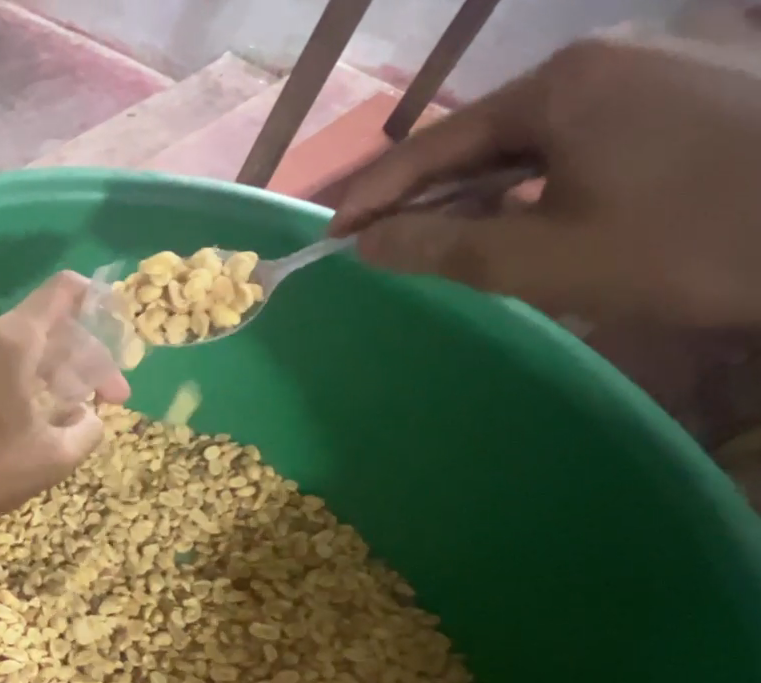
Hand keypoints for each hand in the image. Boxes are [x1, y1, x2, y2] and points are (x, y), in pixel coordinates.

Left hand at [0, 271, 129, 545]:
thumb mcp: (57, 455)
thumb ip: (89, 425)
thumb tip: (88, 415)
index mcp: (12, 341)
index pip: (62, 291)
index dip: (96, 303)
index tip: (118, 335)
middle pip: (44, 327)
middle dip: (82, 359)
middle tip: (109, 399)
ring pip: (16, 352)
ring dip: (51, 374)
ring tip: (73, 413)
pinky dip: (18, 383)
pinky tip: (31, 420)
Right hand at [330, 36, 760, 326]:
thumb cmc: (690, 245)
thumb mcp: (540, 260)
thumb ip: (437, 247)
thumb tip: (365, 243)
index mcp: (563, 84)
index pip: (431, 146)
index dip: (371, 198)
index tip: (329, 240)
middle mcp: (616, 53)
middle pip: (489, 135)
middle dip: (435, 194)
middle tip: (395, 247)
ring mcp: (677, 61)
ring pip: (546, 135)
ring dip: (496, 189)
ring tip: (470, 240)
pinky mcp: (721, 84)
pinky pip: (603, 130)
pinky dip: (558, 175)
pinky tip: (555, 214)